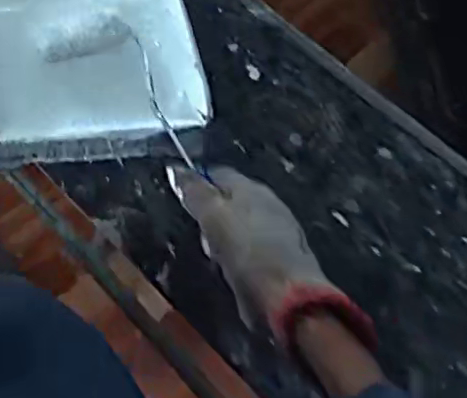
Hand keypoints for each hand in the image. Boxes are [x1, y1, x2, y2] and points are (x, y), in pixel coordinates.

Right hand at [167, 166, 373, 349]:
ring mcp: (284, 230)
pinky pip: (256, 247)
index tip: (183, 202)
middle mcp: (270, 201)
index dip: (196, 184)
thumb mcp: (209, 216)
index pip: (215, 172)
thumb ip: (191, 190)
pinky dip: (245, 255)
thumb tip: (174, 166)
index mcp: (250, 186)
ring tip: (218, 257)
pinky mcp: (292, 259)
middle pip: (229, 200)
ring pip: (242, 225)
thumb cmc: (244, 250)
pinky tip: (239, 270)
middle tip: (201, 235)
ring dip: (228, 237)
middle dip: (212, 215)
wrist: (291, 301)